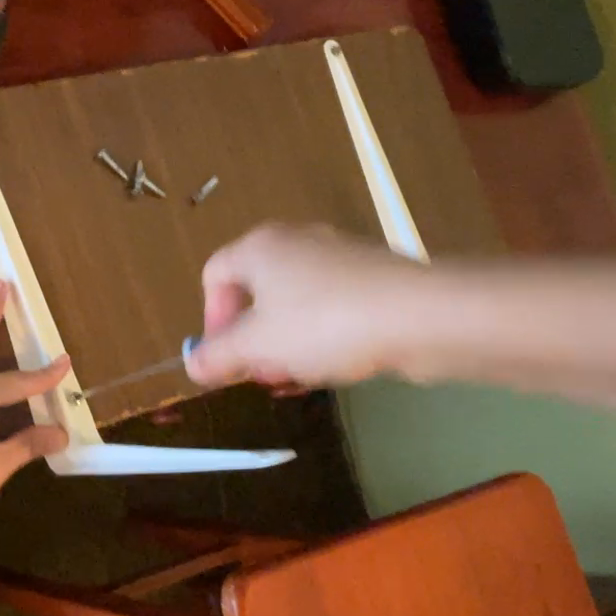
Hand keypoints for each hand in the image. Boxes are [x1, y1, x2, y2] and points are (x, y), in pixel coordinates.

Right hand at [186, 225, 428, 388]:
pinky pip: (331, 305)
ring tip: (296, 374)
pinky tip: (335, 362)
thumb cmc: (323, 324)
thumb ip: (217, 357)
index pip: (214, 276)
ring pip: (293, 302)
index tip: (225, 355)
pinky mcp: (374, 276)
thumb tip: (191, 364)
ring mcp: (339, 255)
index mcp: (259, 248)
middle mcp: (295, 241)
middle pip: (254, 290)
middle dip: (250, 337)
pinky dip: (321, 334)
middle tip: (259, 372)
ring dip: (284, 341)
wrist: (425, 317)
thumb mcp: (256, 348)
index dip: (210, 318)